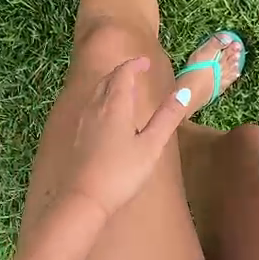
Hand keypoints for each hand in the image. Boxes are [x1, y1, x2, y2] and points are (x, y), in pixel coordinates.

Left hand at [52, 57, 192, 219]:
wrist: (84, 197)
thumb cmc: (122, 172)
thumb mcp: (151, 145)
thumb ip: (166, 118)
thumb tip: (182, 93)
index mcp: (115, 105)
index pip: (123, 73)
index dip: (135, 64)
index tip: (146, 62)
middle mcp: (95, 106)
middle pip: (107, 79)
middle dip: (122, 71)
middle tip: (137, 71)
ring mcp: (83, 120)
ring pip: (96, 92)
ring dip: (110, 83)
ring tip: (124, 89)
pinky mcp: (76, 135)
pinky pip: (90, 105)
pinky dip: (102, 98)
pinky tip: (107, 114)